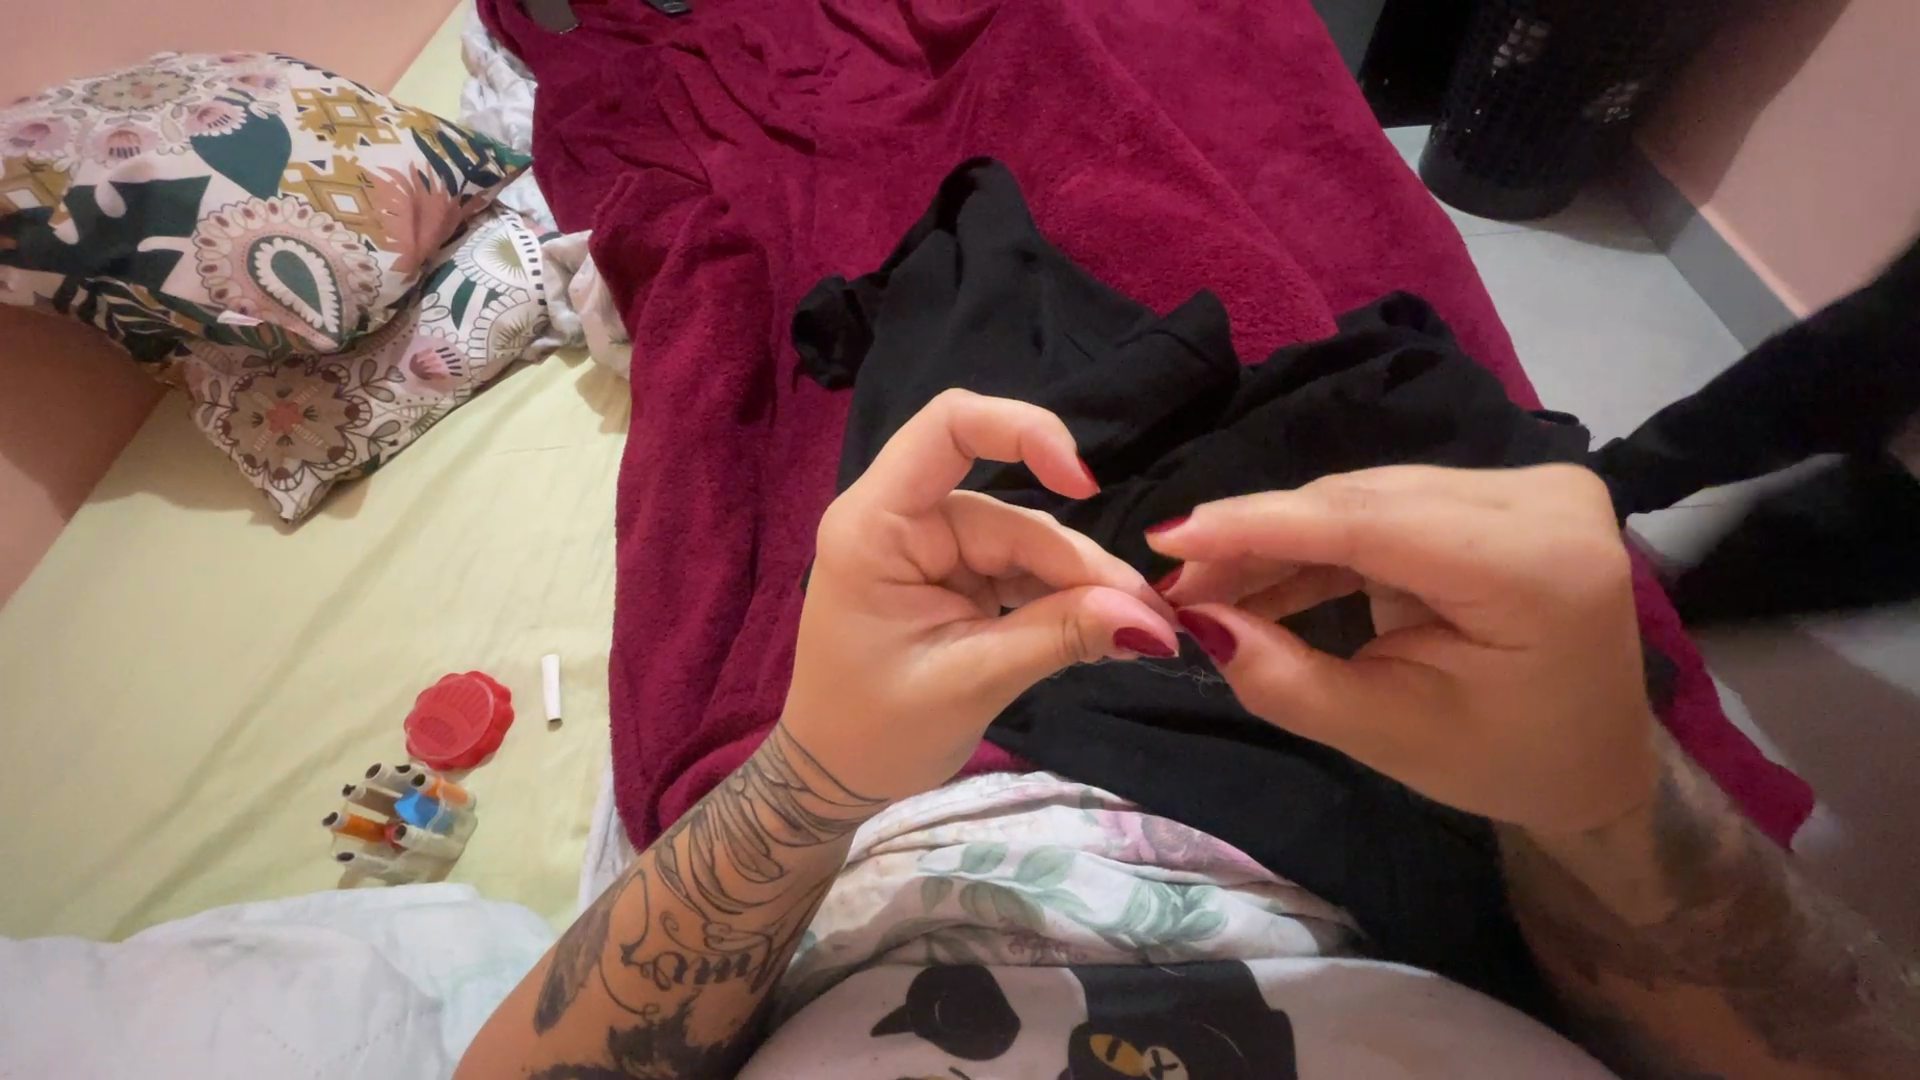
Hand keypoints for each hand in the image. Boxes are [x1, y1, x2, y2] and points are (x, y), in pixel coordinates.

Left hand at [782, 390, 1179, 802]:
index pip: (948, 427)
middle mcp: (902, 519)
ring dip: (1079, 584)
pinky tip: (1100, 628)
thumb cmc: (875, 731)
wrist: (834, 773)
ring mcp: (931, 547)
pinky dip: (1059, 597)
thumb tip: (1152, 619)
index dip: (1023, 431)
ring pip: (1025, 542)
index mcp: (876, 526)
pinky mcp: (954, 574)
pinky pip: (1019, 569)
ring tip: (1135, 630)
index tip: (1085, 484)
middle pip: (1009, 512)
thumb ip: (1058, 636)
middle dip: (1079, 564)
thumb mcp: (970, 682)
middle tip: (1149, 619)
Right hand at [1150, 465, 1658, 834]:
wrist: (1589, 755)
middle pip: (1354, 504)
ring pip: (1352, 501)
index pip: (1368, 523)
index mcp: (1539, 568)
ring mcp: (1514, 488)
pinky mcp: (1483, 496)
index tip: (1167, 535)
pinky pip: (1369, 511)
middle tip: (1175, 582)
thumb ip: (1286, 679)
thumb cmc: (1503, 761)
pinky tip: (1255, 581)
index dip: (1257, 525)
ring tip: (1203, 587)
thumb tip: (1196, 621)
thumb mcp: (1384, 735)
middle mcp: (1535, 500)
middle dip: (1252, 540)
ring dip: (1271, 543)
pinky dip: (1307, 547)